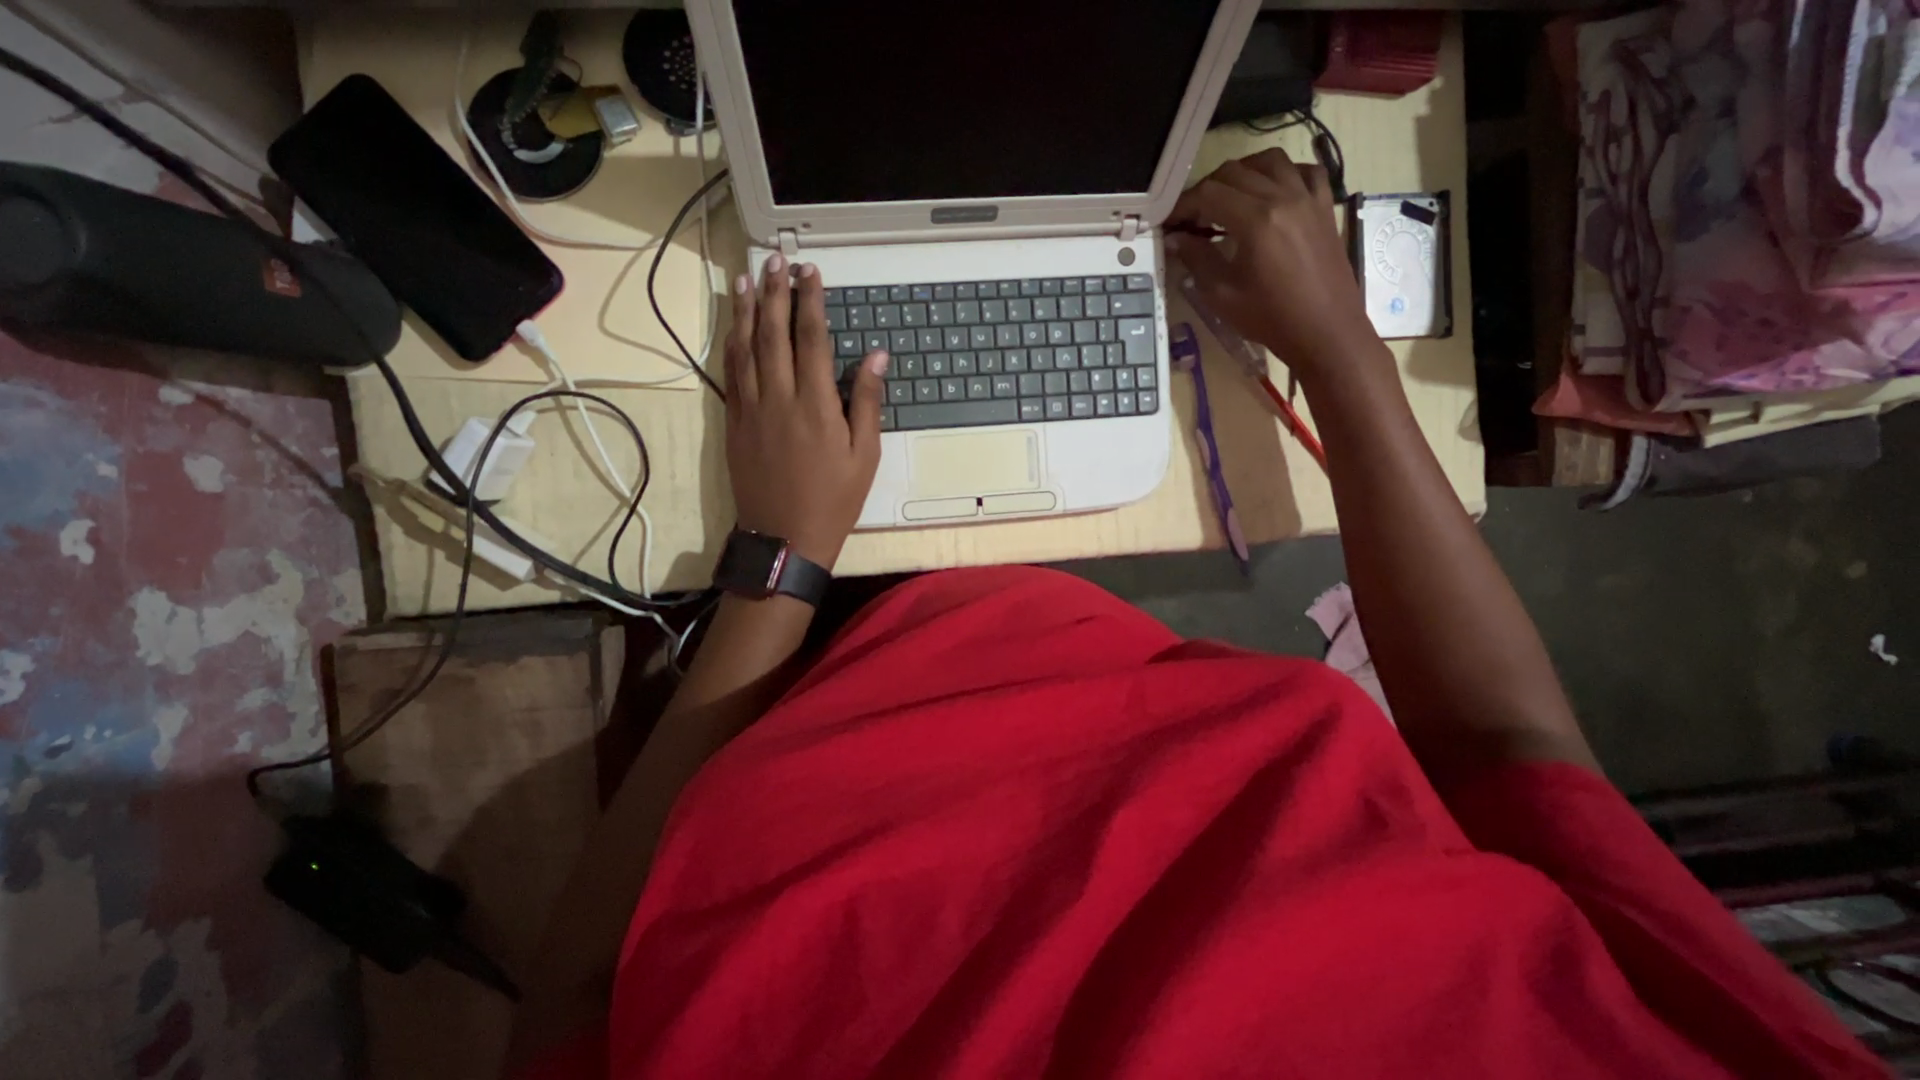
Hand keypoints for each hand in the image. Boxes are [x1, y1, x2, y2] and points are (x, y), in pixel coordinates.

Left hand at [723, 255, 886, 569]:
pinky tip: (732, 328)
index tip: (809, 272)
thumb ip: (867, 402)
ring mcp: (750, 410)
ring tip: (745, 279)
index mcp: (815, 404)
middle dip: (774, 292)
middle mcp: (779, 398)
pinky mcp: (734, 424)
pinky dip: (731, 346)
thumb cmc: (834, 500)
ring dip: (745, 310)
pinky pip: (730, 375)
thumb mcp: (865, 455)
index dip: (810, 300)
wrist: (785, 539)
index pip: (811, 338)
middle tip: (774, 261)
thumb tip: (875, 356)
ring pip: (744, 348)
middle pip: (773, 333)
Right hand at [1166, 148, 1383, 377]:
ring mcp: (1308, 199)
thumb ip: (1197, 259)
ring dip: (1243, 172)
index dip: (1183, 205)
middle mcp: (1283, 198)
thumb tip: (1176, 238)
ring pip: (1270, 161)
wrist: (1326, 332)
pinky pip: (1306, 171)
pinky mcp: (1325, 207)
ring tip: (1230, 197)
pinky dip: (1284, 173)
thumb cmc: (1271, 319)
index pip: (1208, 194)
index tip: (1169, 222)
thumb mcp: (1223, 295)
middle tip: (1193, 217)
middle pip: (1234, 172)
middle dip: (1206, 190)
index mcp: (1256, 220)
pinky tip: (1272, 192)